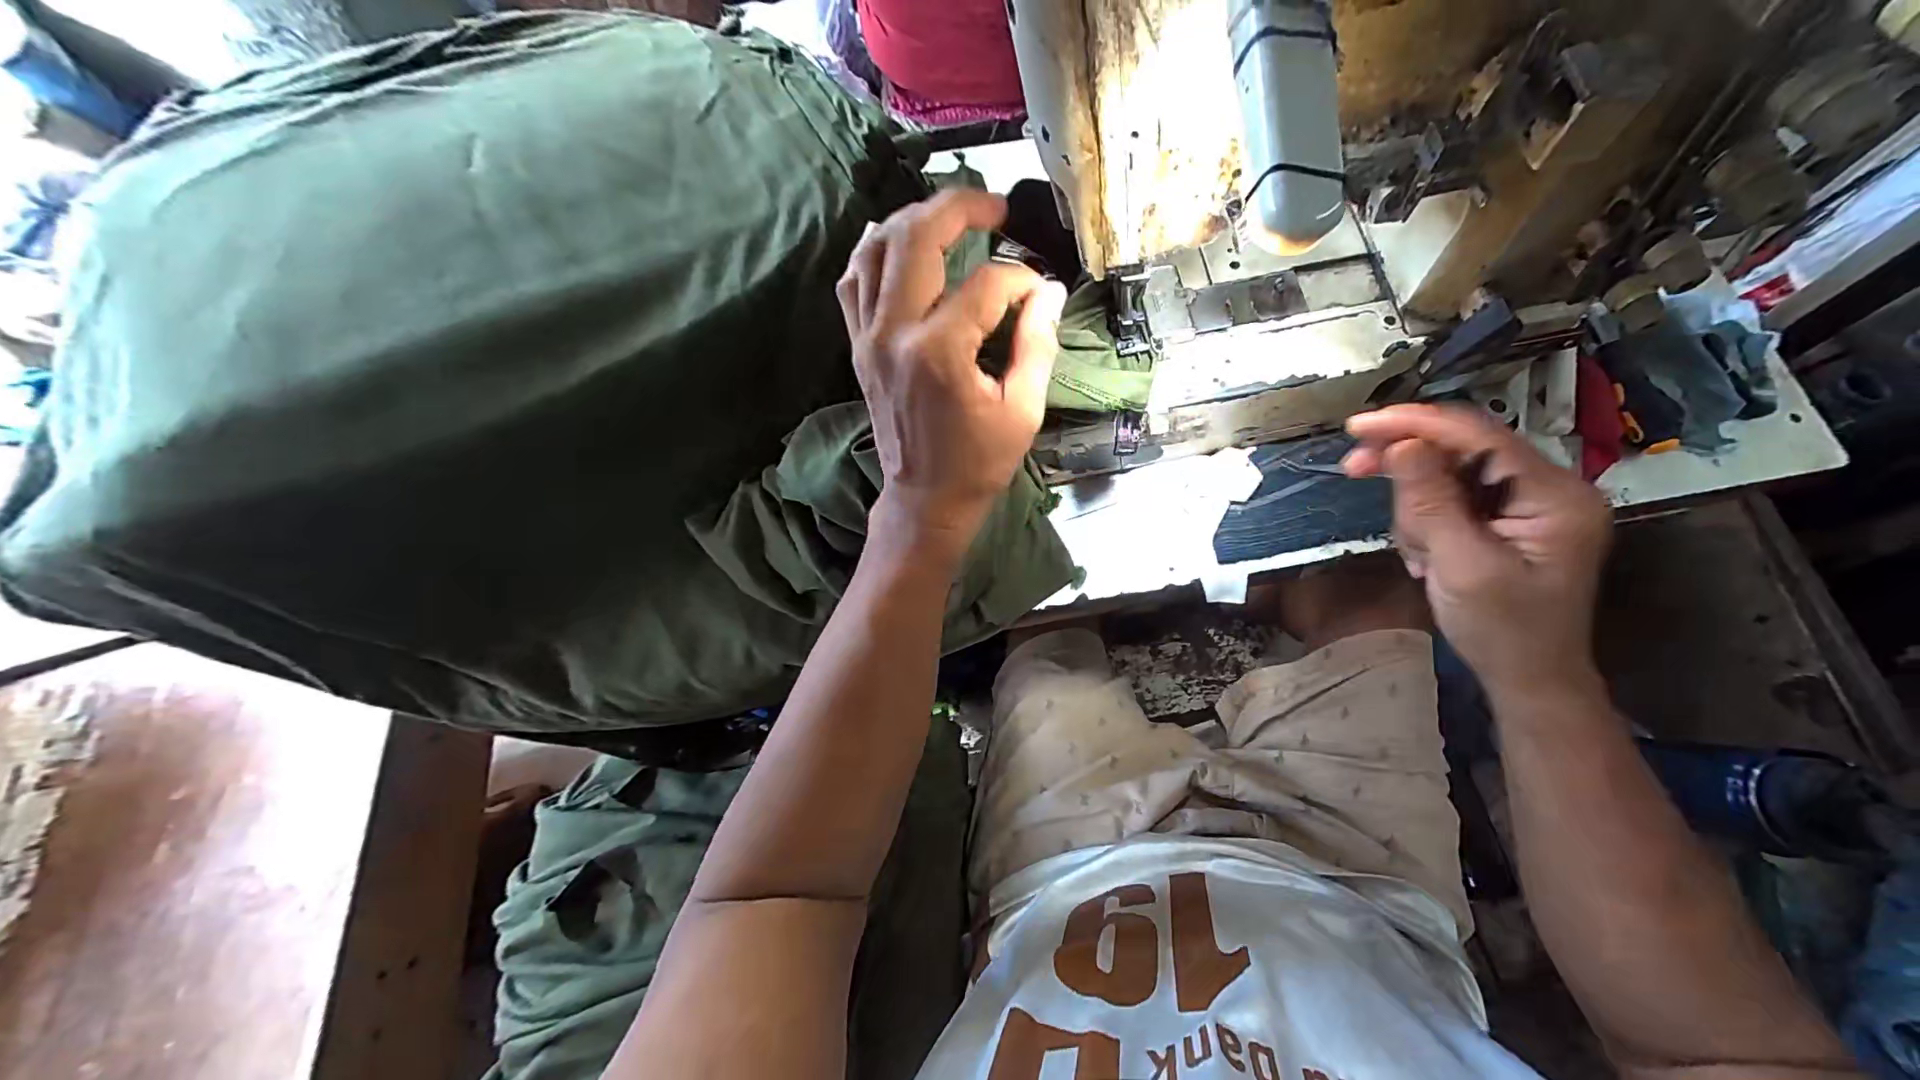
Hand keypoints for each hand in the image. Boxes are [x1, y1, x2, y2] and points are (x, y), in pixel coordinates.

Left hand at [837, 190, 1067, 558]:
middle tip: (993, 207)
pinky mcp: (857, 346)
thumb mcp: (1023, 411)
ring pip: (875, 248)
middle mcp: (894, 334)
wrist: (924, 499)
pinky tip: (899, 242)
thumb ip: (1037, 344)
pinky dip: (874, 251)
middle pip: (916, 238)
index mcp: (939, 352)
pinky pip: (853, 280)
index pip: (987, 284)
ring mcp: (867, 338)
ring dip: (914, 220)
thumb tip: (1048, 291)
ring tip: (950, 218)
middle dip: (959, 208)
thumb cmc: (978, 463)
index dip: (1022, 279)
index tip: (1039, 294)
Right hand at [1342, 404, 1613, 703]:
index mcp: (1553, 495)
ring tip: (1418, 556)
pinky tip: (1425, 557)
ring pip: (1446, 477)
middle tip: (1352, 468)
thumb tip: (1400, 445)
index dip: (1416, 424)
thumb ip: (1432, 502)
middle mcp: (1543, 488)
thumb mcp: (1462, 565)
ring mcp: (1523, 505)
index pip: (1479, 437)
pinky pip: (1447, 501)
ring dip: (1415, 509)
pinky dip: (1423, 523)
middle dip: (1407, 467)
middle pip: (1460, 451)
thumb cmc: (1503, 630)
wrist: (1528, 678)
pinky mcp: (1501, 521)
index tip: (1359, 425)